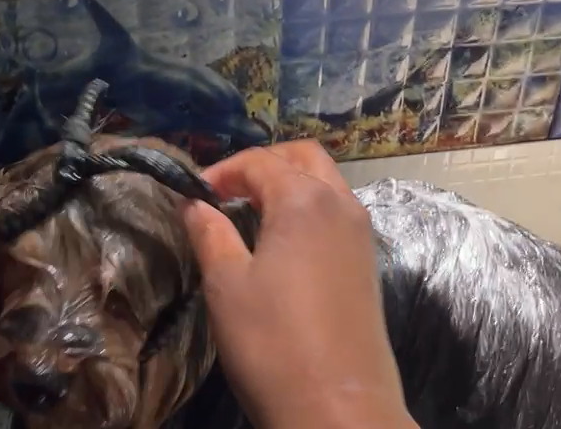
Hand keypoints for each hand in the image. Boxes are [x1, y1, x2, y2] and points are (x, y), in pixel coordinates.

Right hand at [183, 142, 412, 428]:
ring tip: (252, 212)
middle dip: (263, 164)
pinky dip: (309, 206)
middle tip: (228, 191)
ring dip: (289, 182)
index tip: (194, 193)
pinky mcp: (368, 258)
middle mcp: (339, 201)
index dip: (223, 170)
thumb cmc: (275, 343)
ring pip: (324, 180)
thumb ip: (209, 232)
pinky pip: (336, 209)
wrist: (342, 410)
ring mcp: (360, 230)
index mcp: (304, 198)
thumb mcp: (227, 285)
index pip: (259, 161)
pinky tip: (284, 240)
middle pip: (301, 157)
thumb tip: (193, 201)